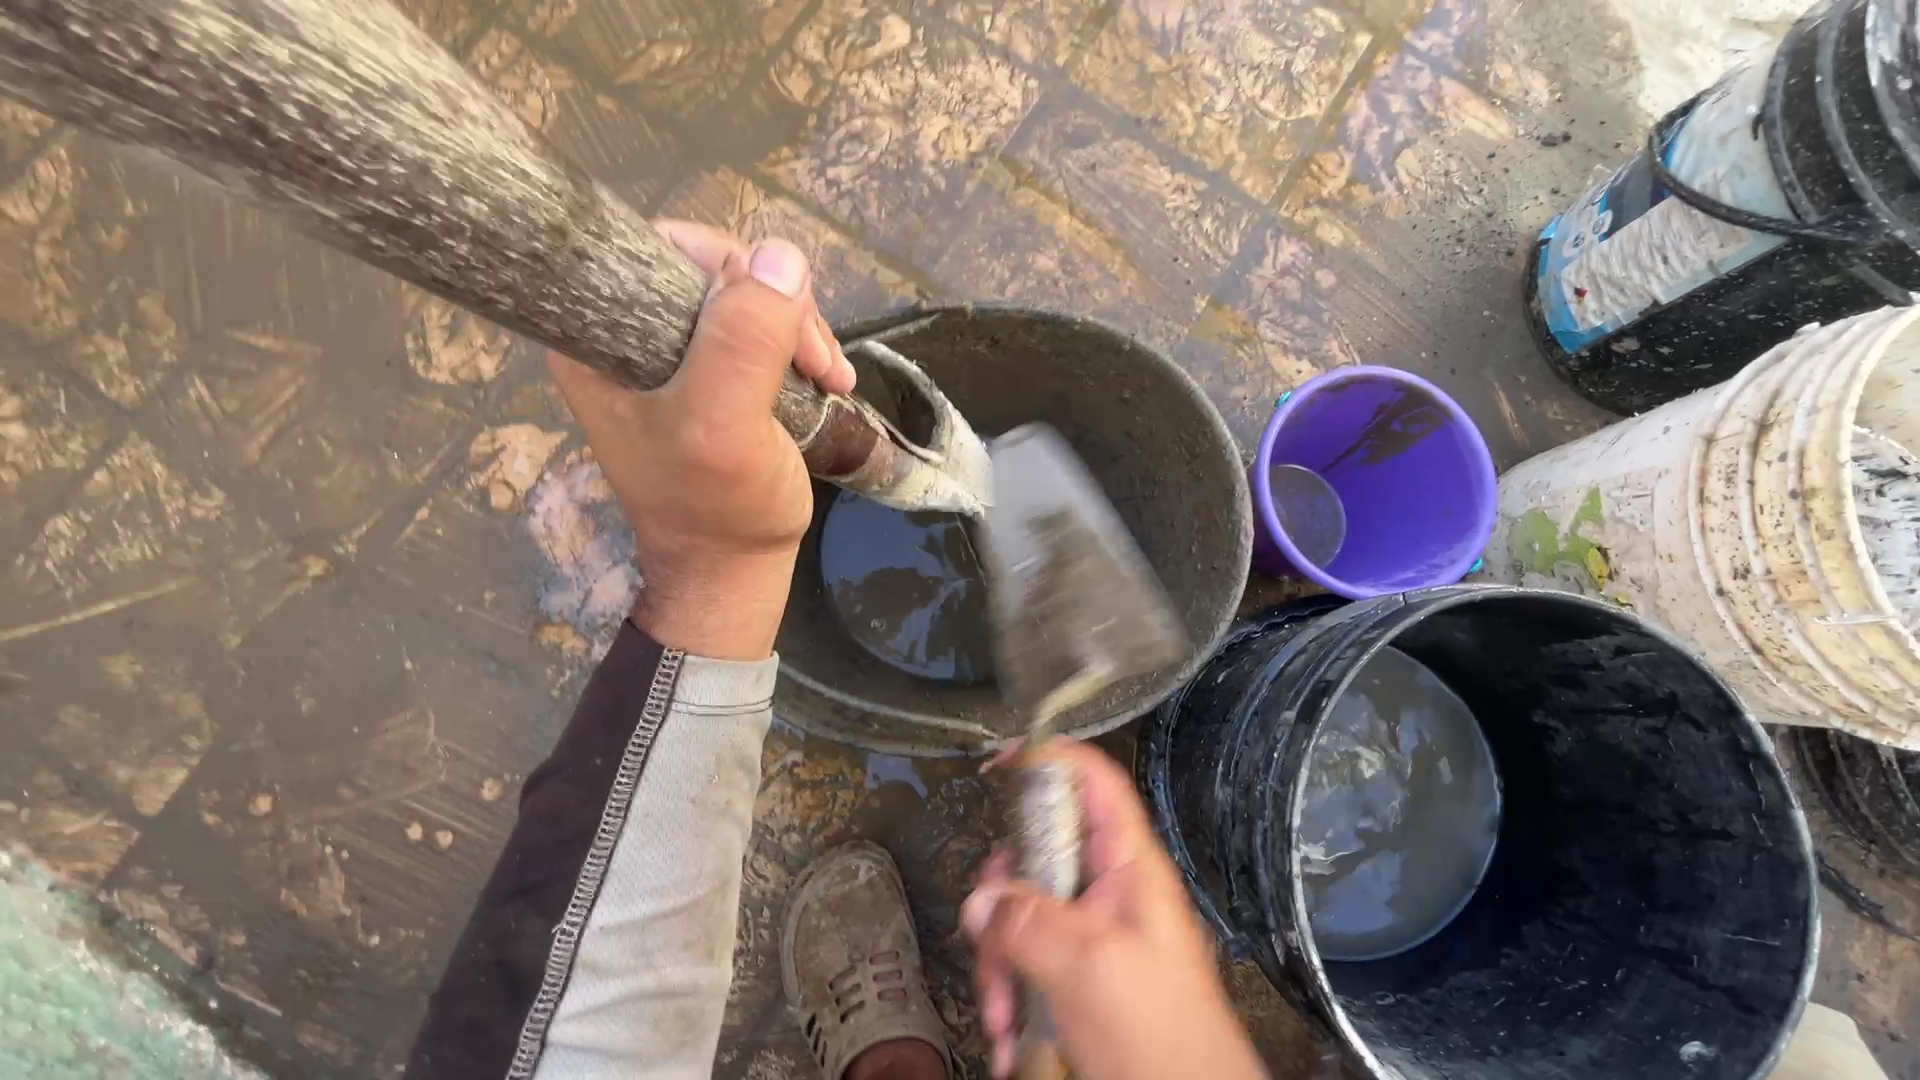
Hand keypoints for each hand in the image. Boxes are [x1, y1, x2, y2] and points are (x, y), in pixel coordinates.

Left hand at [549, 221, 854, 659]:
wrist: (735, 567)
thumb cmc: (718, 509)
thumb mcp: (725, 429)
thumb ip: (744, 344)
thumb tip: (782, 256)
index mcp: (598, 334)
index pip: (658, 250)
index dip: (727, 268)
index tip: (775, 320)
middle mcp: (627, 331)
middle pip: (713, 270)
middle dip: (777, 306)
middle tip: (816, 360)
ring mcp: (674, 353)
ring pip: (748, 297)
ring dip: (800, 330)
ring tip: (829, 378)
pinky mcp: (712, 372)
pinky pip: (765, 329)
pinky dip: (803, 347)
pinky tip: (828, 379)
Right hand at [962, 742, 1266, 1079]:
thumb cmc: (1165, 1039)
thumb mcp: (1091, 969)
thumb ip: (1030, 923)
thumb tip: (982, 900)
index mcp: (1130, 868)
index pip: (1096, 784)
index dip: (1054, 758)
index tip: (1006, 756)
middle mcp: (1107, 889)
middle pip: (1038, 850)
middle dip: (1003, 897)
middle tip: (991, 934)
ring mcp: (1089, 929)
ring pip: (1022, 908)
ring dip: (999, 959)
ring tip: (1004, 1014)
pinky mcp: (1074, 969)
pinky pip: (1024, 956)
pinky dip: (1009, 990)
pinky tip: (1011, 1033)